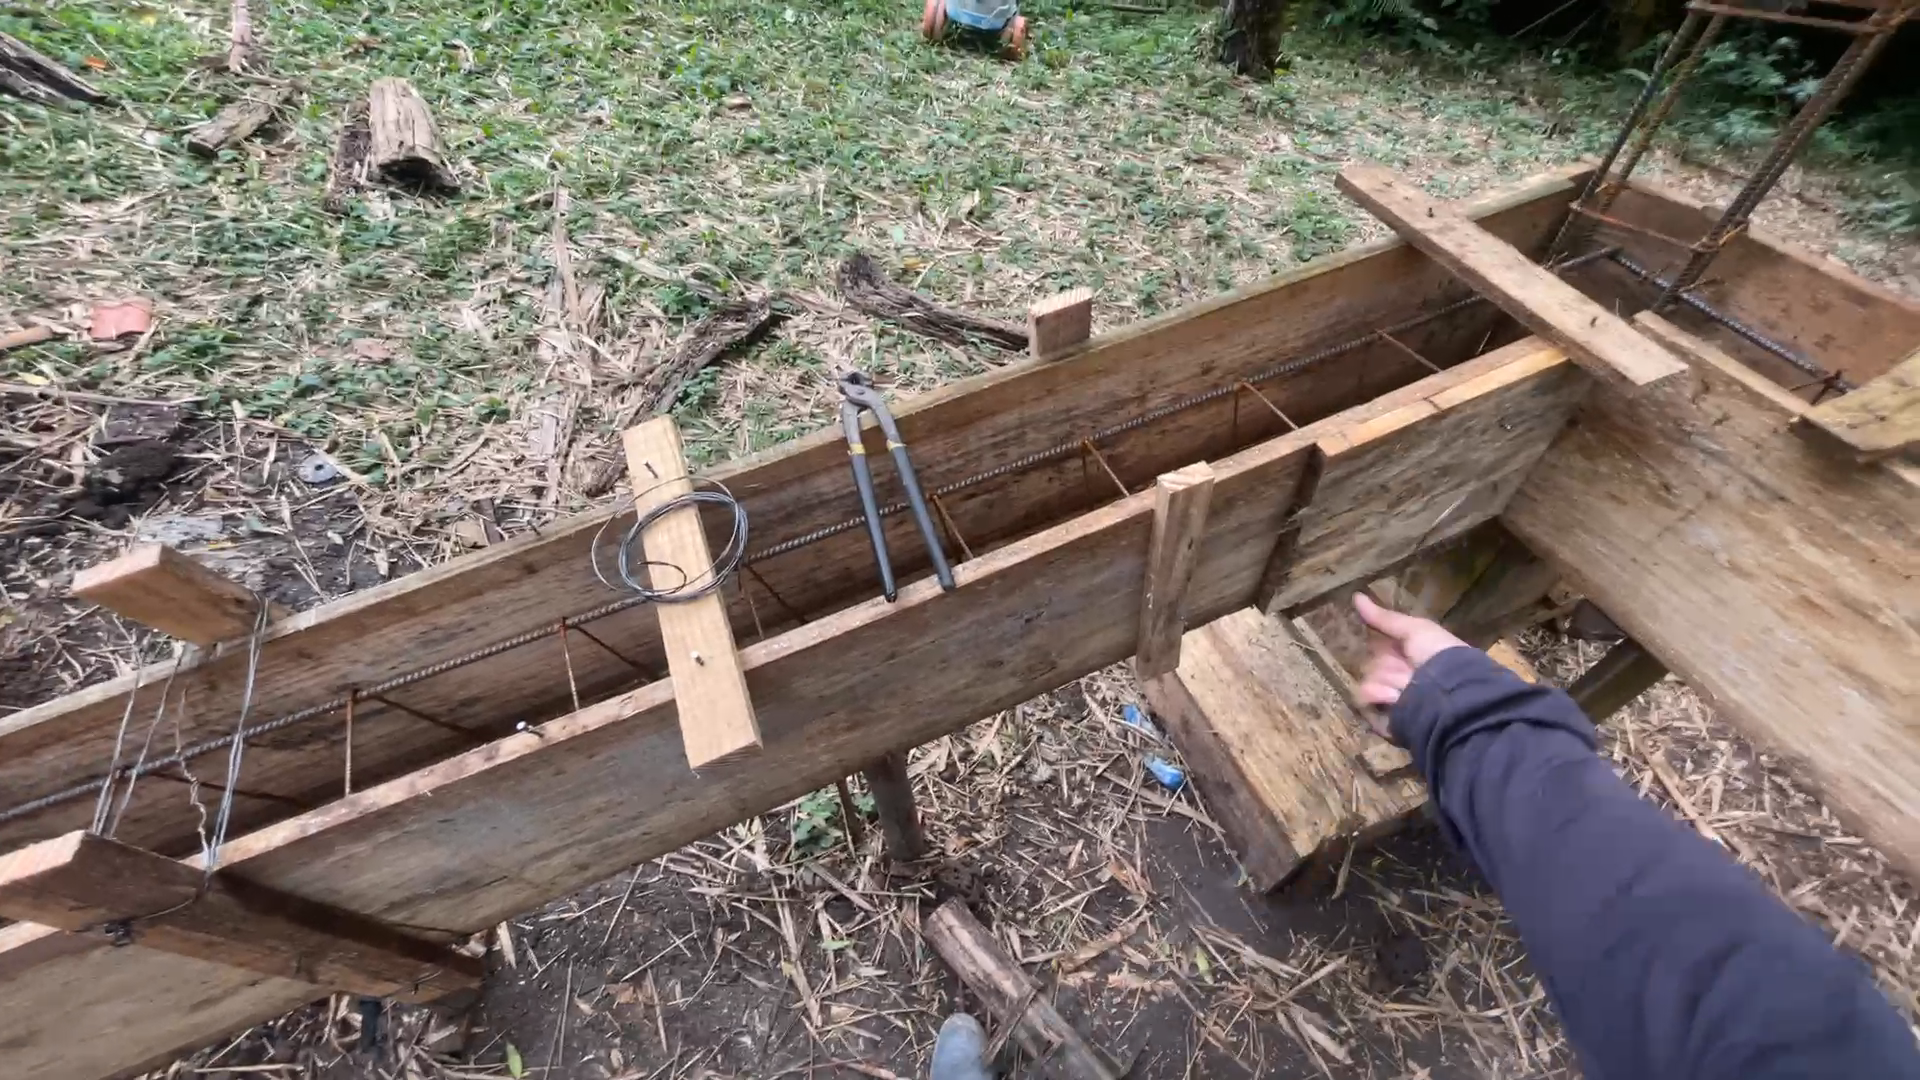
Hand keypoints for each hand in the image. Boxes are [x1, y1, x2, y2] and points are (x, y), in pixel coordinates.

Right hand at [1352, 593, 1467, 715]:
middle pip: (1372, 664)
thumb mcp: (1417, 630)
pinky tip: (1396, 697)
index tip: (1397, 646)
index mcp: (1409, 659)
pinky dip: (1379, 696)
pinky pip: (1365, 700)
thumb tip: (1356, 596)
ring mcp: (1392, 700)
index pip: (1380, 647)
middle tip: (1408, 670)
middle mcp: (1400, 679)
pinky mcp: (1384, 718)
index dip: (1386, 645)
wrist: (1453, 696)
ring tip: (1406, 687)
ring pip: (1368, 681)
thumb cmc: (1440, 658)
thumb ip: (1385, 618)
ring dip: (1387, 681)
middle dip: (1389, 666)